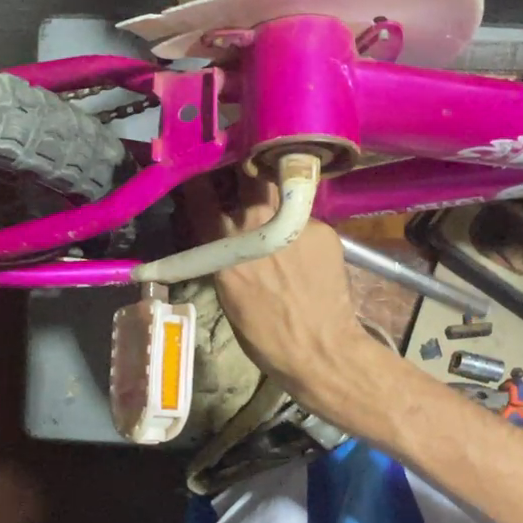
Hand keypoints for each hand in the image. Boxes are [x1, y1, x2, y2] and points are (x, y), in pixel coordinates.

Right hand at [183, 176, 389, 420]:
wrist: (320, 350)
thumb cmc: (265, 336)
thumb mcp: (228, 294)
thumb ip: (223, 257)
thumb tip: (225, 239)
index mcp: (223, 247)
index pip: (201, 197)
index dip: (199, 182)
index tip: (202, 178)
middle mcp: (255, 225)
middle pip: (246, 175)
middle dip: (243, 172)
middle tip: (244, 179)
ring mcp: (292, 222)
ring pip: (279, 191)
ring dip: (273, 193)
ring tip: (276, 209)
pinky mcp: (322, 228)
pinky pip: (304, 218)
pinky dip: (300, 229)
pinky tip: (307, 252)